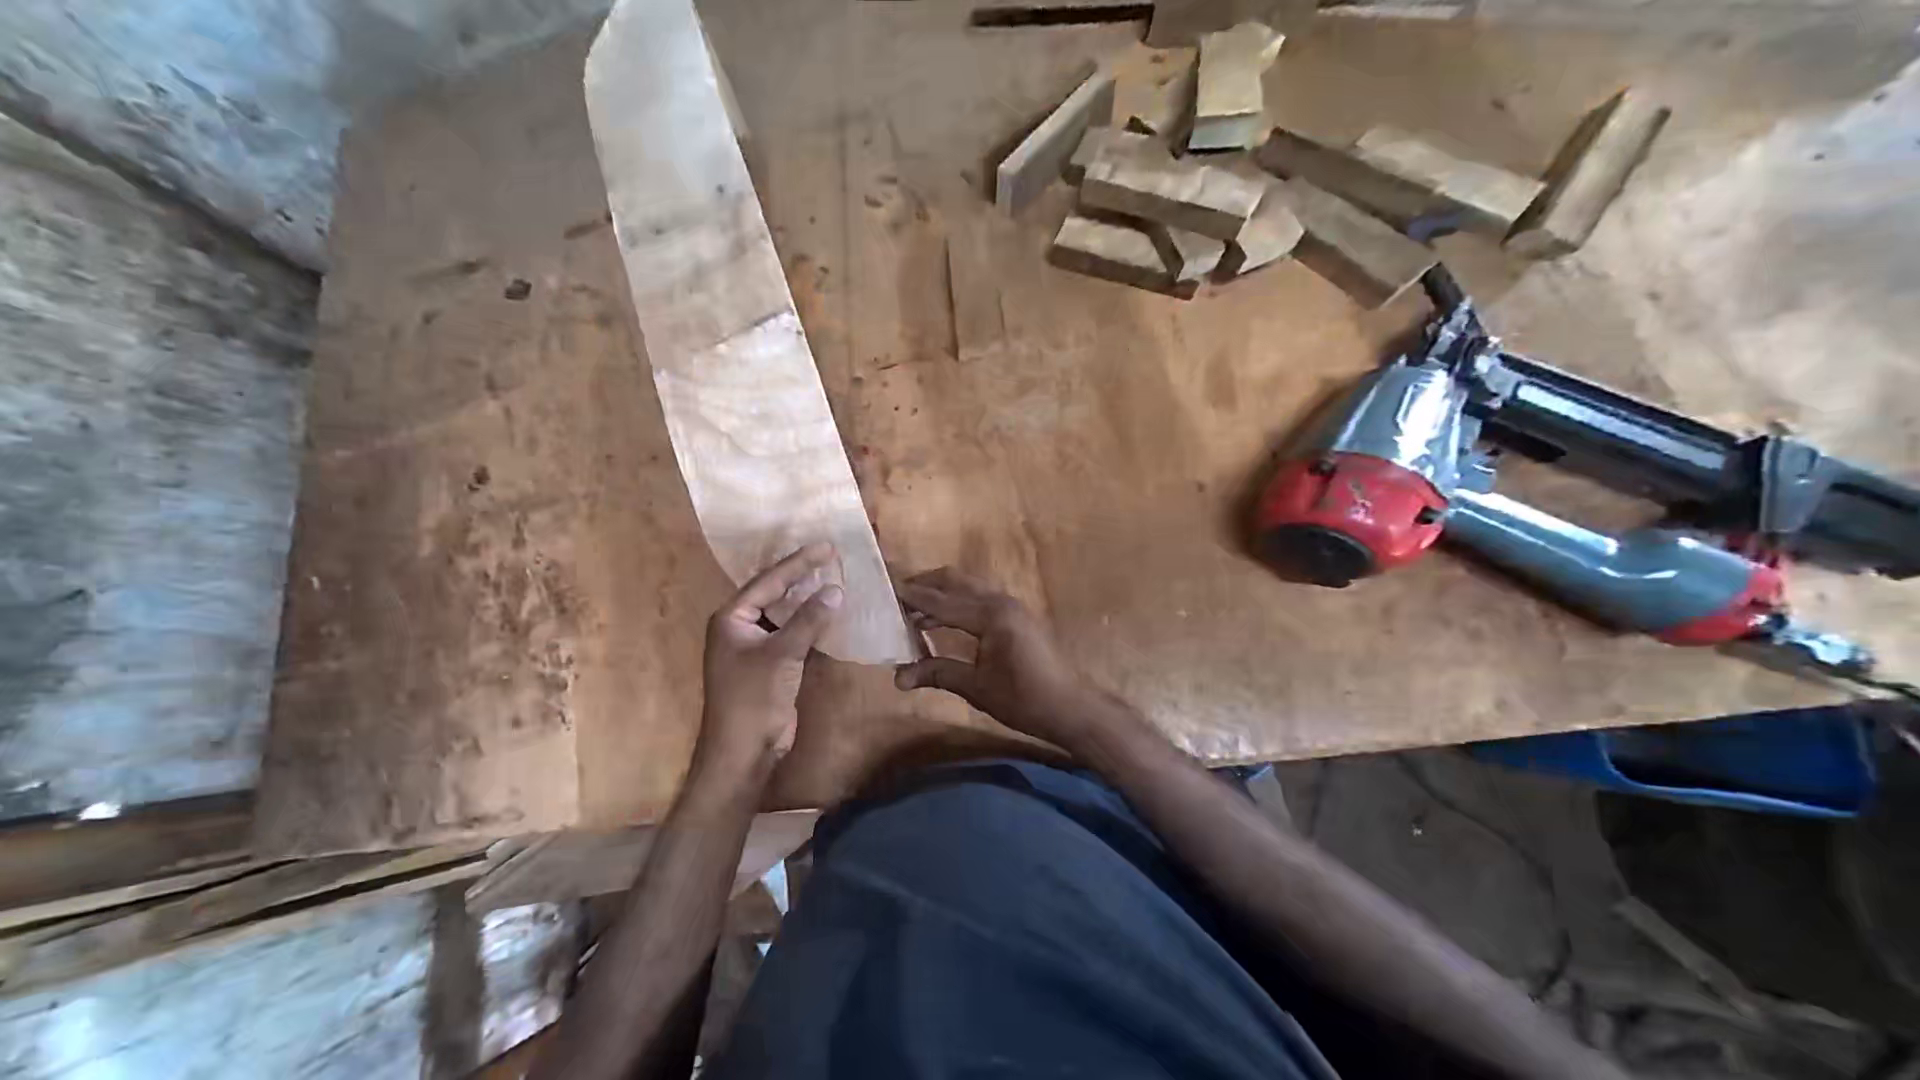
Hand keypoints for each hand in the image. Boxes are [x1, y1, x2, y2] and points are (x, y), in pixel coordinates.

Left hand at [696, 543, 843, 779]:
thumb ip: (808, 620)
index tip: (826, 547)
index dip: (798, 563)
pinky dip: (810, 625)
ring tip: (835, 579)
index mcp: (731, 619)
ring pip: (784, 615)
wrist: (743, 751)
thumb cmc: (753, 698)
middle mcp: (740, 628)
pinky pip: (792, 635)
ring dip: (808, 601)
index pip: (768, 581)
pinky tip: (830, 614)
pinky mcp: (771, 666)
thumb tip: (835, 589)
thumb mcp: (782, 654)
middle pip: (774, 594)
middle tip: (832, 557)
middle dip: (802, 577)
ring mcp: (755, 648)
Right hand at [894, 567, 1116, 750]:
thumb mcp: (976, 688)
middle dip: (924, 585)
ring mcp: (1010, 605)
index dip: (911, 597)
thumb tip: (897, 677)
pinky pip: (978, 598)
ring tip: (911, 611)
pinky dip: (956, 603)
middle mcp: (1000, 601)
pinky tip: (940, 622)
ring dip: (940, 593)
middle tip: (895, 598)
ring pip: (967, 587)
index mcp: (991, 615)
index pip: (941, 600)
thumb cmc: (1023, 699)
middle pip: (954, 580)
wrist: (1069, 707)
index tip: (884, 591)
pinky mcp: (1015, 615)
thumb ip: (937, 673)